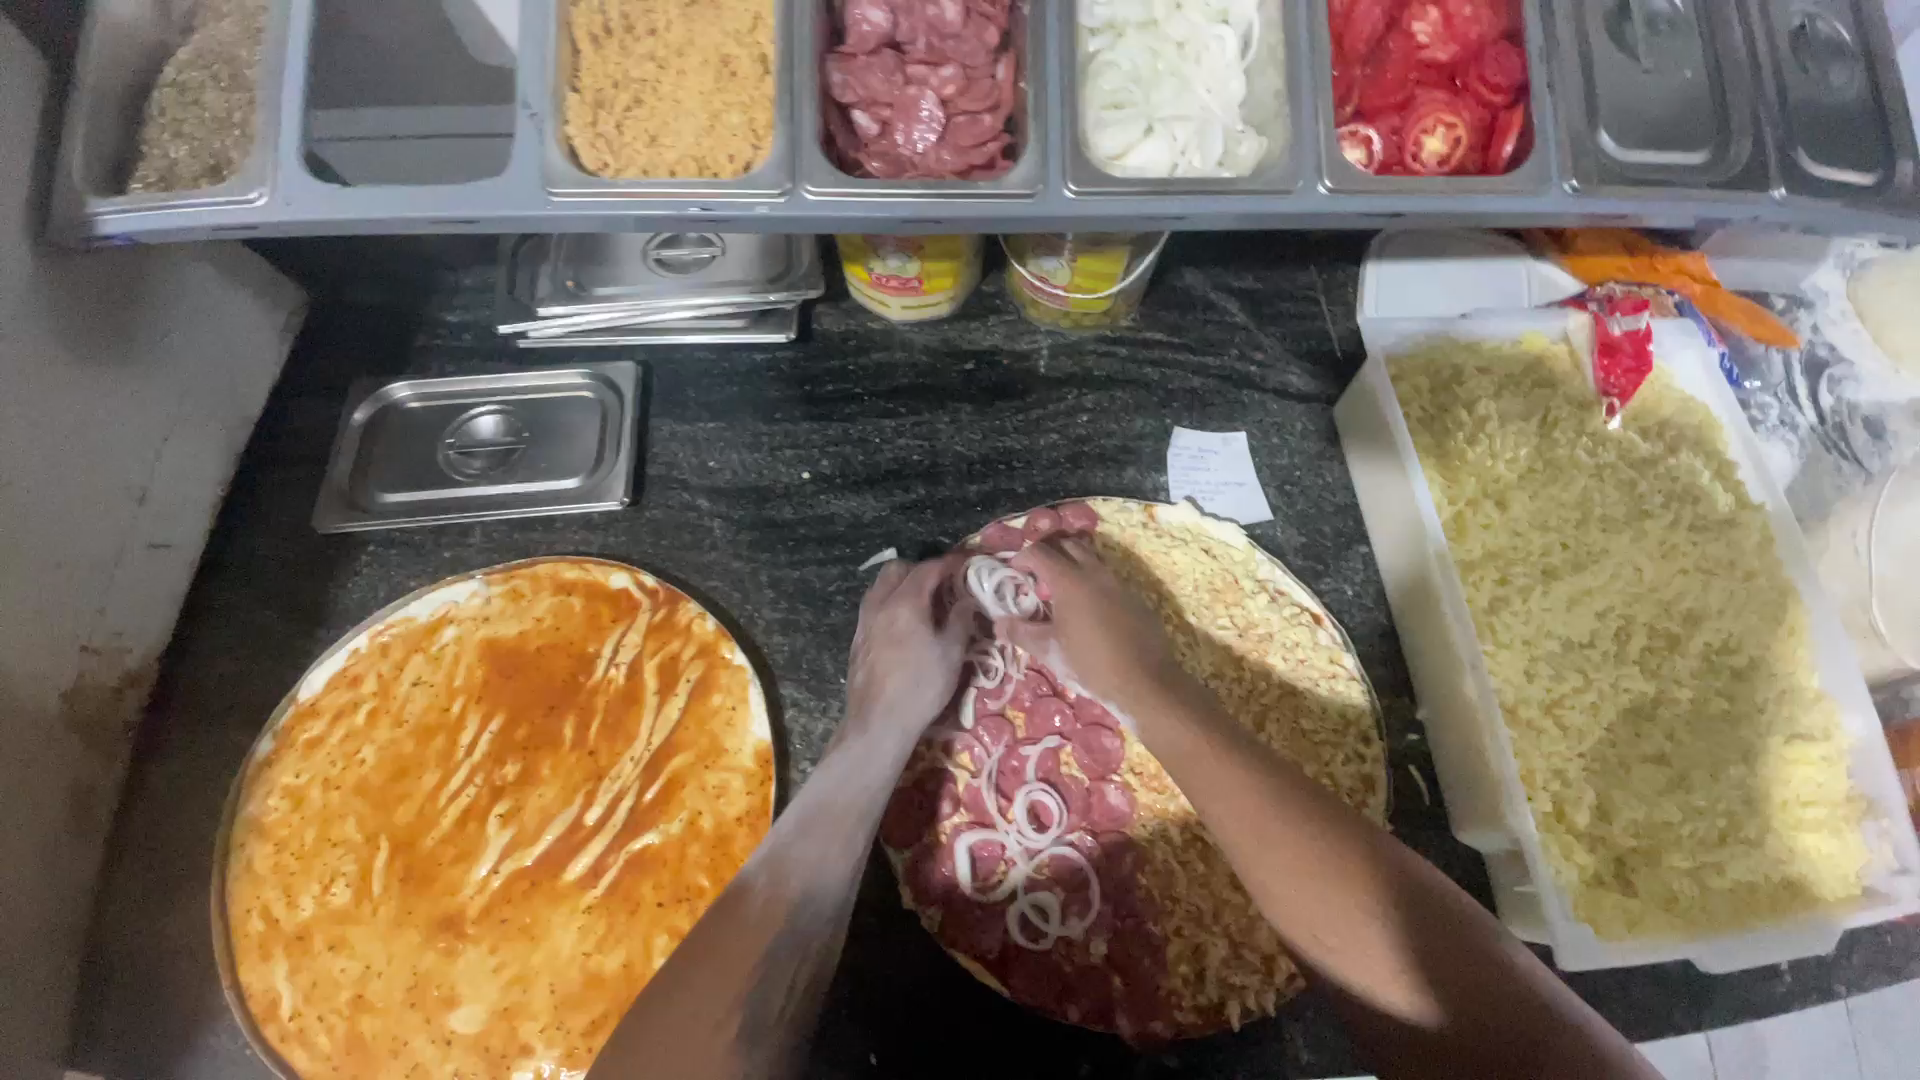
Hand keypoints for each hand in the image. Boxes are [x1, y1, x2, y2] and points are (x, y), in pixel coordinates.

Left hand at [845, 555, 975, 737]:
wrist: (878, 722)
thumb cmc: (921, 687)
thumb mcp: (951, 653)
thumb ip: (960, 620)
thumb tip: (967, 600)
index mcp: (905, 602)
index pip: (928, 568)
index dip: (949, 563)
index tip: (966, 564)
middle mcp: (879, 604)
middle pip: (897, 569)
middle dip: (921, 569)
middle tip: (943, 584)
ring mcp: (864, 621)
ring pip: (881, 587)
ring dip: (902, 585)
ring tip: (924, 603)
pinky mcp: (857, 639)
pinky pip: (874, 607)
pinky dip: (891, 603)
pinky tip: (905, 625)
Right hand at [995, 538, 1207, 721]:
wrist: (1145, 681)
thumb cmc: (1090, 664)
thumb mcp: (1049, 651)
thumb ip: (1020, 633)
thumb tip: (998, 624)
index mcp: (1069, 580)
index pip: (1039, 552)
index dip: (1022, 558)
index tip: (1014, 573)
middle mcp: (1095, 572)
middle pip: (1068, 545)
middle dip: (1049, 554)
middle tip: (1037, 579)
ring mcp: (1118, 583)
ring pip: (1091, 559)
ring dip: (1072, 567)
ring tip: (1061, 596)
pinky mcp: (1134, 597)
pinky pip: (1108, 579)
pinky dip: (1092, 584)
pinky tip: (1088, 613)